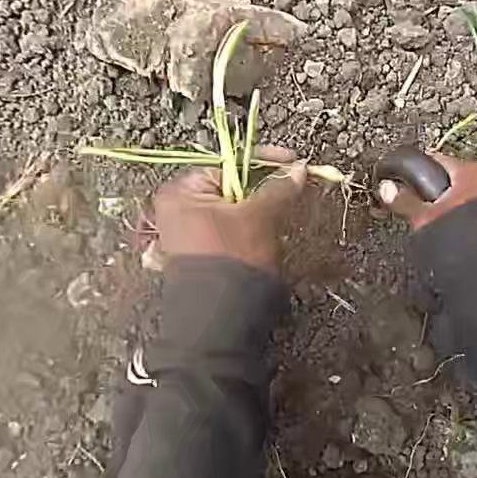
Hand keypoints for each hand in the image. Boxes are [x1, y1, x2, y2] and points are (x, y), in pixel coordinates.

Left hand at [151, 149, 306, 272]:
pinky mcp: (203, 253)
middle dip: (264, 186)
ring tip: (285, 209)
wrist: (220, 316)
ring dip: (261, 207)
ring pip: (234, 208)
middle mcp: (178, 209)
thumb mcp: (259, 216)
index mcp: (181, 192)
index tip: (291, 161)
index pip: (227, 163)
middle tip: (293, 185)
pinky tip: (271, 230)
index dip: (263, 161)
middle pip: (231, 186)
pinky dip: (251, 225)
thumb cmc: (233, 258)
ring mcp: (188, 233)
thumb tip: (298, 168)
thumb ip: (278, 187)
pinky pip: (230, 228)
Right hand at [375, 152, 476, 231]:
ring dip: (450, 208)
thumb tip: (387, 188)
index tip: (406, 180)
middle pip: (452, 179)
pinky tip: (454, 234)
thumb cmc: (463, 235)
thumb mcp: (425, 216)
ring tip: (436, 225)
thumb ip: (404, 201)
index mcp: (473, 170)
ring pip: (465, 197)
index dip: (418, 171)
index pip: (438, 160)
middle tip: (419, 207)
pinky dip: (465, 220)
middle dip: (436, 192)